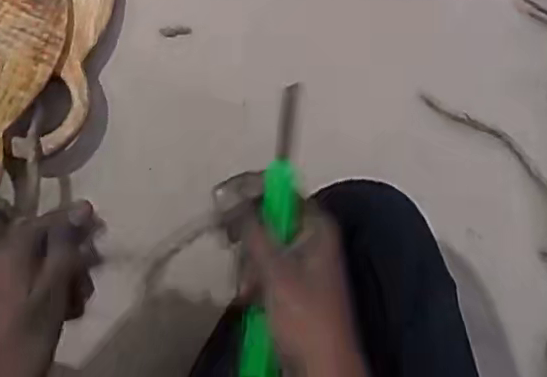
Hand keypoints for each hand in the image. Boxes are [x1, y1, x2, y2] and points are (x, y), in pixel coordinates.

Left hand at [0, 203, 102, 376]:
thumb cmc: (22, 341)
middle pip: (42, 242)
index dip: (77, 220)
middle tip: (93, 273)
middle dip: (71, 254)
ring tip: (80, 300)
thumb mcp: (52, 292)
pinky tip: (63, 312)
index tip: (102, 230)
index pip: (48, 218)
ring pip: (35, 264)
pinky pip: (23, 283)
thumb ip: (66, 246)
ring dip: (62, 275)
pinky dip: (45, 290)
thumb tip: (81, 206)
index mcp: (7, 251)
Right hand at [241, 204, 366, 376]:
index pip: (281, 189)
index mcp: (316, 224)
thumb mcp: (276, 270)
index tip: (222, 193)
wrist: (324, 371)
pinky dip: (253, 278)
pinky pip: (265, 267)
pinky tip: (248, 297)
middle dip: (247, 234)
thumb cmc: (305, 317)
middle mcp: (311, 235)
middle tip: (226, 240)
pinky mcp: (292, 284)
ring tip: (246, 288)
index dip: (251, 187)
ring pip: (264, 244)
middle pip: (270, 216)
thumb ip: (253, 230)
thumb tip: (230, 195)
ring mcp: (303, 260)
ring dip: (248, 263)